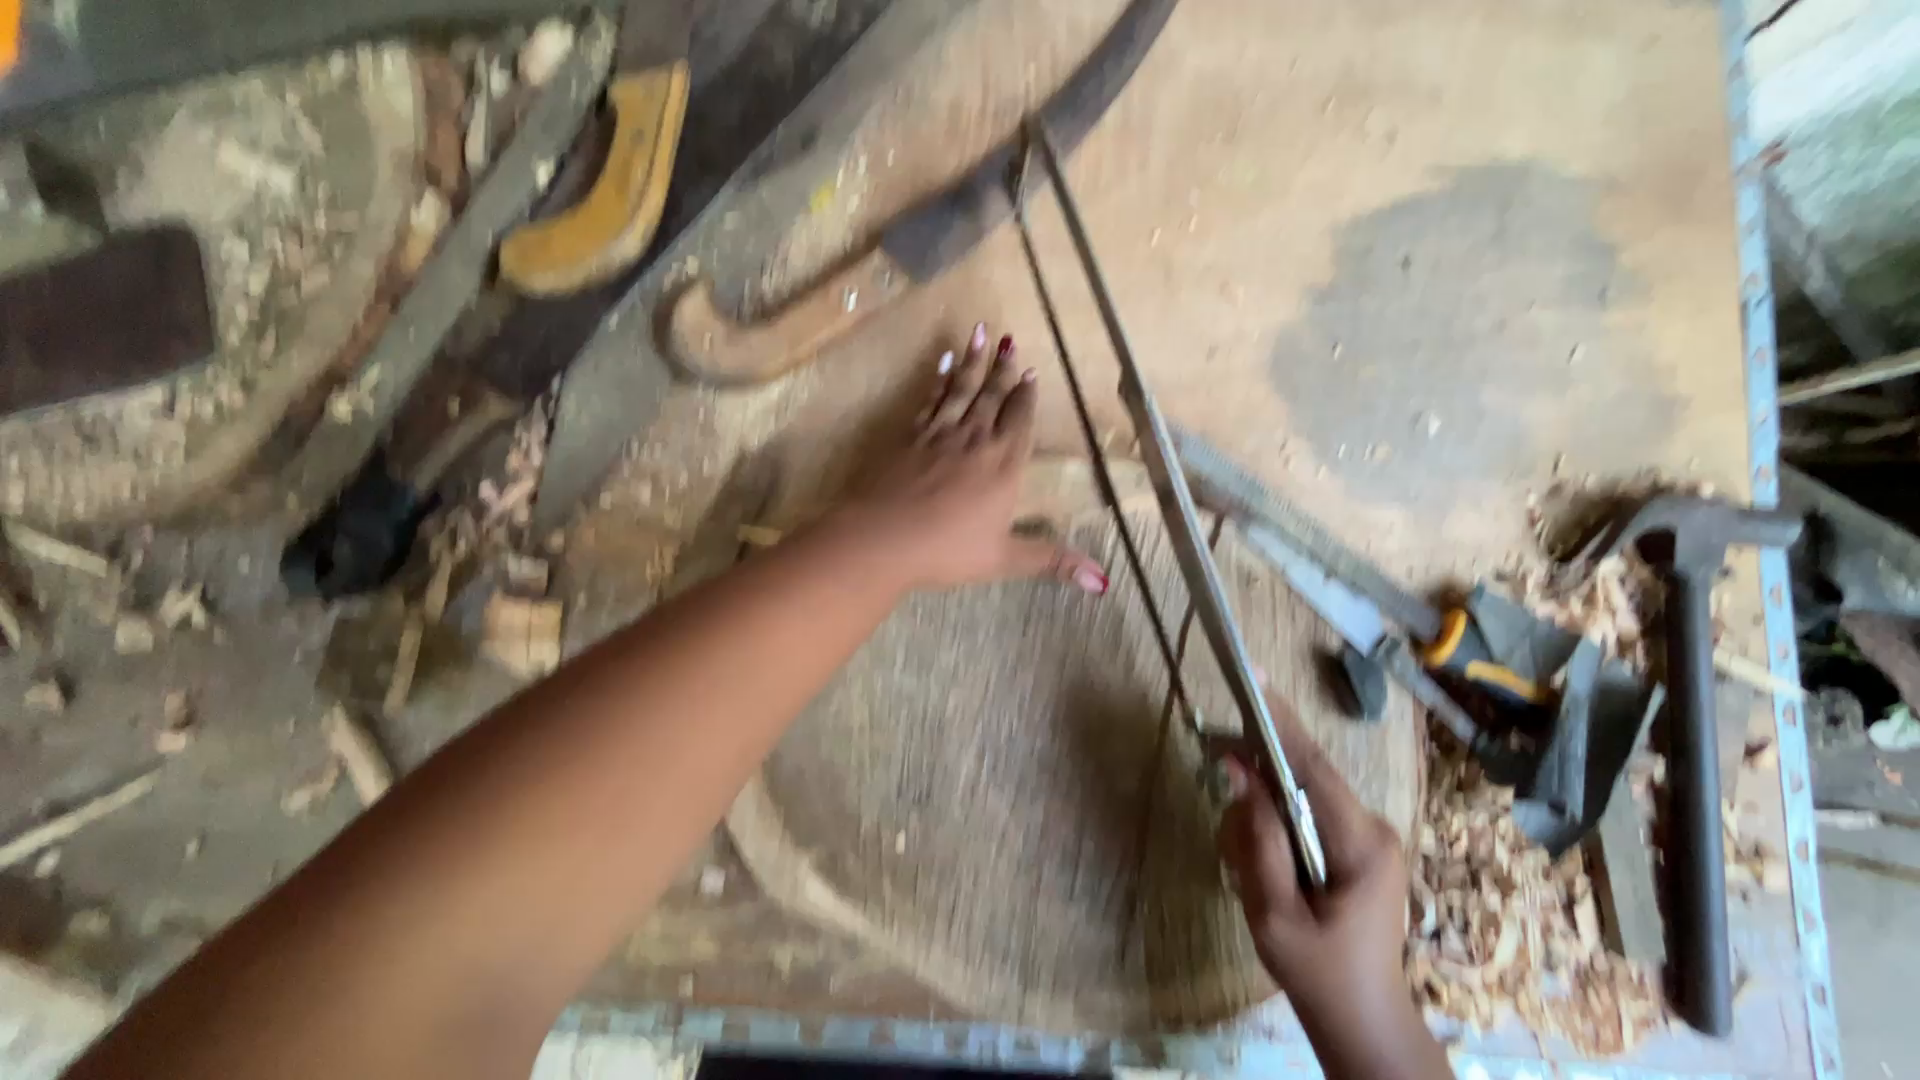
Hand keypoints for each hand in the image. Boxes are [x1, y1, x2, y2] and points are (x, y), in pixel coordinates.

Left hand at [831, 323, 1107, 593]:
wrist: (882, 538)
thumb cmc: (947, 551)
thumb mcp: (1005, 559)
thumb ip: (1053, 561)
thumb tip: (1104, 582)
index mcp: (1004, 466)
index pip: (1020, 422)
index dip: (1026, 397)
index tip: (1030, 371)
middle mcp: (975, 441)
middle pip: (993, 397)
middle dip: (1003, 369)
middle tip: (1009, 340)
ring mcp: (939, 434)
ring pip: (961, 390)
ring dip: (973, 361)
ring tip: (980, 333)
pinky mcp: (908, 436)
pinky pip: (929, 400)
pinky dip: (938, 380)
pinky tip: (942, 364)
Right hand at [1216, 695, 1409, 1014]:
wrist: (1364, 1022)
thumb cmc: (1318, 975)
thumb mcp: (1273, 912)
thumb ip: (1257, 838)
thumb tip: (1239, 772)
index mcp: (1360, 842)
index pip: (1312, 765)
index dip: (1280, 720)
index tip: (1252, 678)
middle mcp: (1371, 827)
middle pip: (1303, 777)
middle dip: (1256, 785)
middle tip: (1228, 819)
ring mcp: (1366, 837)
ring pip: (1299, 798)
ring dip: (1262, 823)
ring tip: (1252, 879)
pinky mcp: (1355, 847)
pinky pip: (1304, 819)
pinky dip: (1275, 833)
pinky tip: (1265, 876)